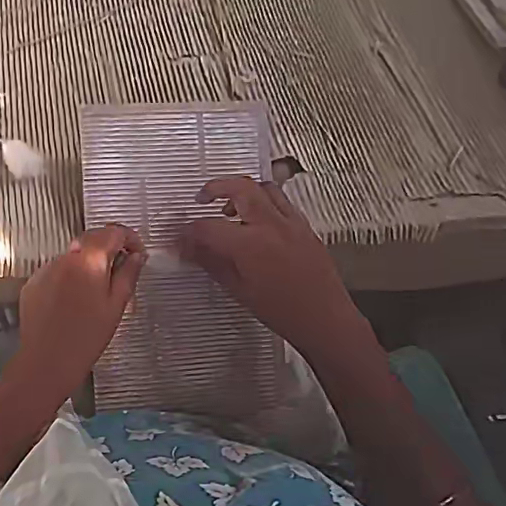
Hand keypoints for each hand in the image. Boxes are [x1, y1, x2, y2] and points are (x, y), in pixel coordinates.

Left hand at [14, 225, 146, 393]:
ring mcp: (45, 270)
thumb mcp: (116, 305)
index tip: (137, 251)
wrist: (47, 361)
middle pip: (91, 239)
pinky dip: (69, 278)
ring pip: (73, 256)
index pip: (113, 232)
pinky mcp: (33, 283)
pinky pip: (56, 271)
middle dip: (109, 248)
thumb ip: (128, 274)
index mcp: (88, 260)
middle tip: (123, 267)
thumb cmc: (85, 338)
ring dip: (88, 264)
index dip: (130, 238)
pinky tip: (74, 302)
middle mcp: (64, 259)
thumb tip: (137, 256)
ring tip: (97, 293)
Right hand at [182, 177, 360, 358]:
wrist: (324, 318)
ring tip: (230, 208)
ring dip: (243, 191)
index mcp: (250, 245)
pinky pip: (282, 202)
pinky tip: (256, 221)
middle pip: (240, 187)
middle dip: (215, 188)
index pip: (209, 227)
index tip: (181, 237)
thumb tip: (190, 249)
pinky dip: (264, 202)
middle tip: (202, 199)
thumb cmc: (282, 311)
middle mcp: (271, 226)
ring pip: (264, 188)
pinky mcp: (305, 227)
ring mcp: (292, 223)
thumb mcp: (238, 289)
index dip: (189, 231)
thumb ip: (212, 263)